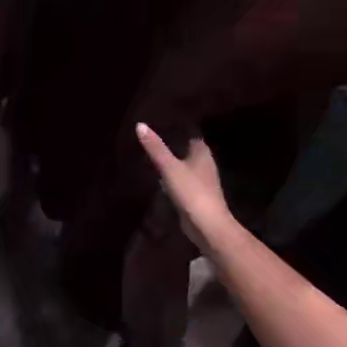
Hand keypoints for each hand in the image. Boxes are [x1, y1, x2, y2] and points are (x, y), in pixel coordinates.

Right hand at [136, 123, 235, 253]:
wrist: (207, 225)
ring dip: (172, 160)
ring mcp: (201, 181)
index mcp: (202, 153)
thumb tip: (140, 125)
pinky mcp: (195, 195)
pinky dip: (172, 176)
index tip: (162, 120)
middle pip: (188, 149)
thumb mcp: (169, 167)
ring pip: (185, 165)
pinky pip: (181, 180)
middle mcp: (204, 164)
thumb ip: (156, 148)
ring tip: (151, 153)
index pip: (191, 134)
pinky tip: (159, 176)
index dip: (178, 127)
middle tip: (152, 135)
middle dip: (173, 143)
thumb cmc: (192, 191)